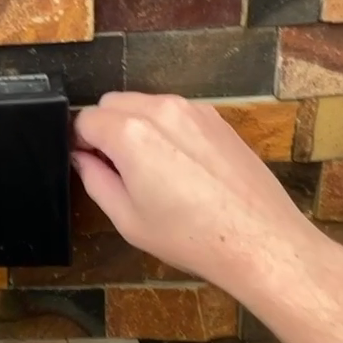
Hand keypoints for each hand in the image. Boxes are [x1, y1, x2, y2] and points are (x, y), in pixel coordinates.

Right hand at [72, 92, 329, 300]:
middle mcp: (160, 110)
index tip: (88, 164)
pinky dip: (162, 127)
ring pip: (142, 103)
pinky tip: (178, 164)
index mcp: (131, 134)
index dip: (80, 142)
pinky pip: (172, 111)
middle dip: (104, 128)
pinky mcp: (214, 117)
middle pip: (111, 103)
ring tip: (149, 168)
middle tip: (116, 168)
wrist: (261, 240)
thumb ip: (95, 180)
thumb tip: (83, 159)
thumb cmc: (191, 236)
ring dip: (133, 124)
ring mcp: (191, 109)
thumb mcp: (127, 219)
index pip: (85, 119)